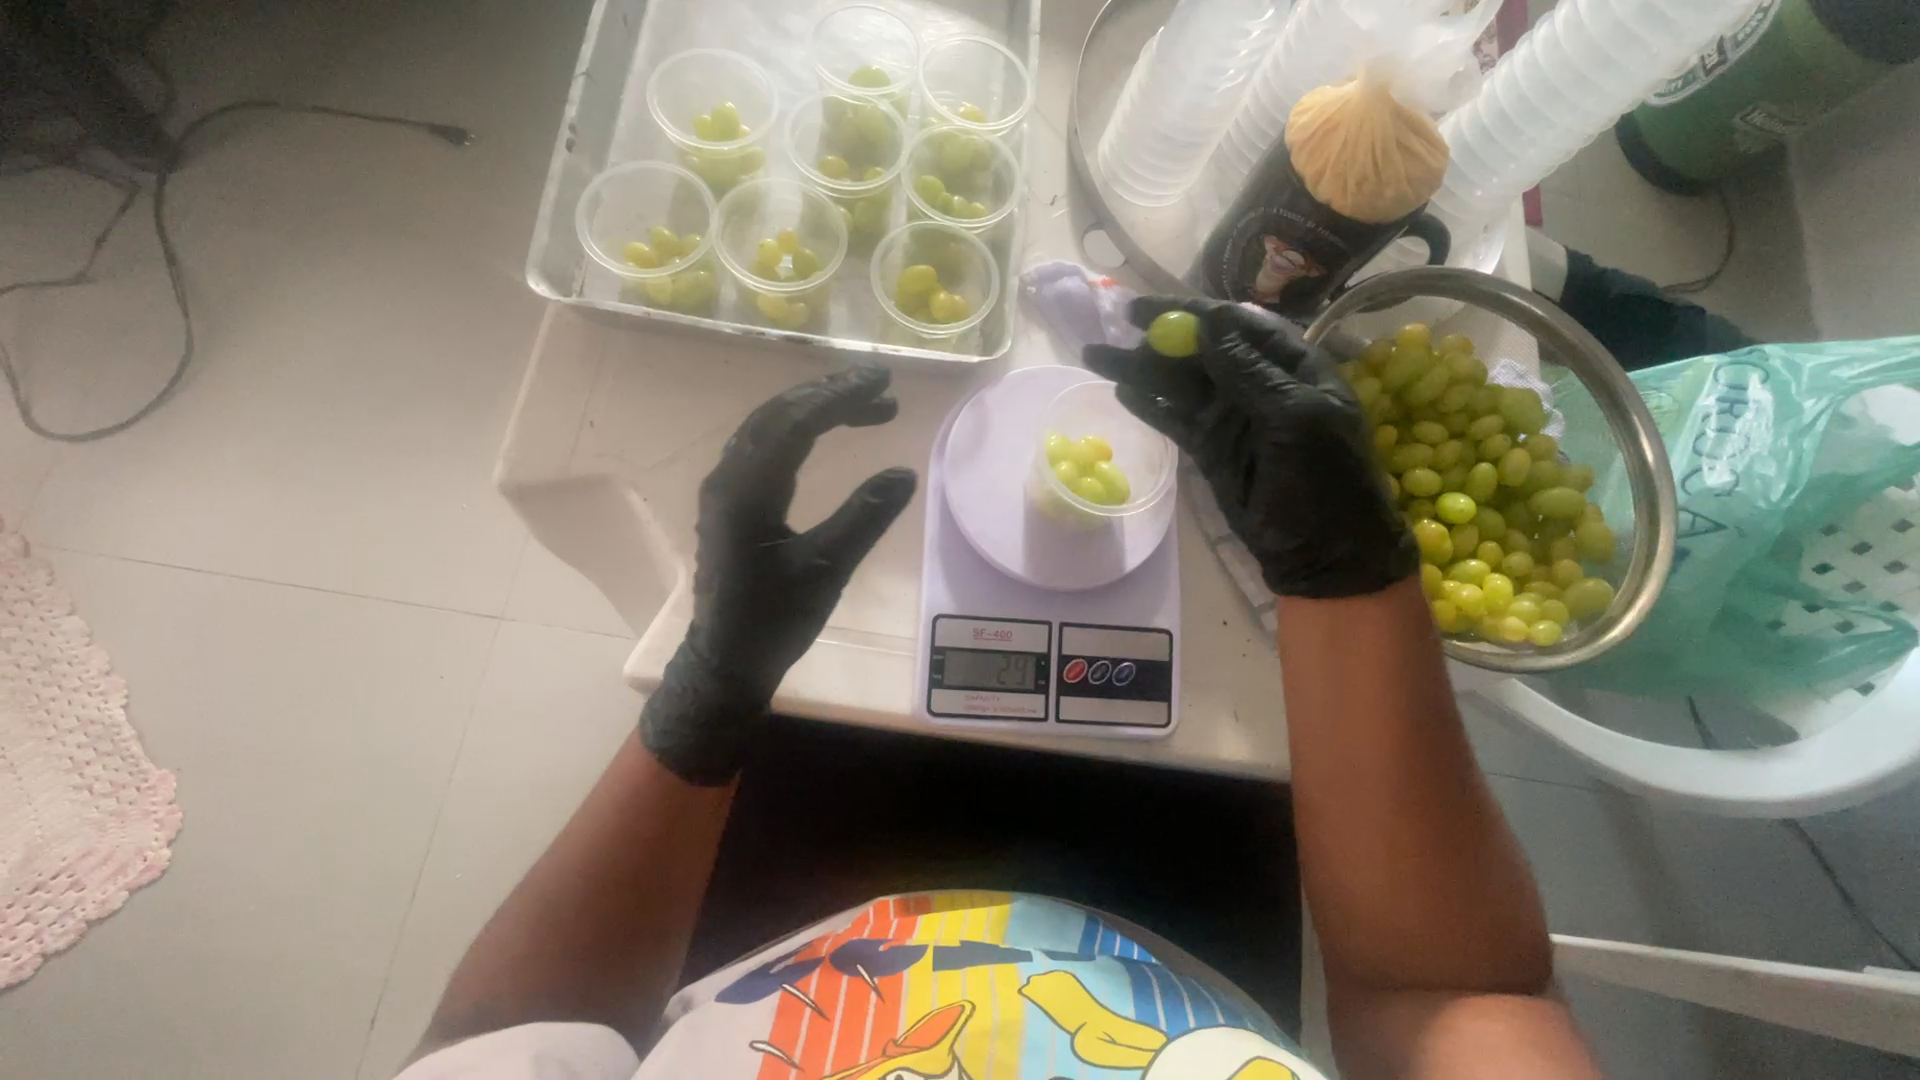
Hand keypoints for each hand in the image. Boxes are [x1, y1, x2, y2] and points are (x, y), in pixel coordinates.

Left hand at [640, 365, 916, 783]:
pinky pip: (764, 446)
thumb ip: (864, 518)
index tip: (883, 384)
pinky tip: (824, 434)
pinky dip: (799, 430)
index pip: (795, 424)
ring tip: (865, 406)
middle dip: (830, 394)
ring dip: (814, 409)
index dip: (840, 397)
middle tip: (881, 387)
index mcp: (746, 491)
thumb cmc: (774, 620)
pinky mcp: (731, 501)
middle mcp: (728, 478)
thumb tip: (904, 473)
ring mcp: (725, 488)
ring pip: (768, 427)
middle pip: (778, 415)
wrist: (726, 659)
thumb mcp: (827, 571)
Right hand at [1084, 297, 1415, 598]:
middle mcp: (1258, 384)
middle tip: (1110, 330)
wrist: (1321, 550)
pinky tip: (1122, 392)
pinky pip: (1175, 418)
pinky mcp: (1210, 448)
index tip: (1145, 309)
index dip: (1190, 311)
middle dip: (1156, 339)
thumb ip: (1250, 371)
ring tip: (1096, 359)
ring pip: (1179, 384)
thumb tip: (1210, 323)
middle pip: (1199, 351)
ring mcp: (1231, 417)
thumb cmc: (1325, 481)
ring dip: (1140, 370)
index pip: (1235, 325)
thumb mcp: (1294, 417)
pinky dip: (1150, 405)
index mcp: (1291, 366)